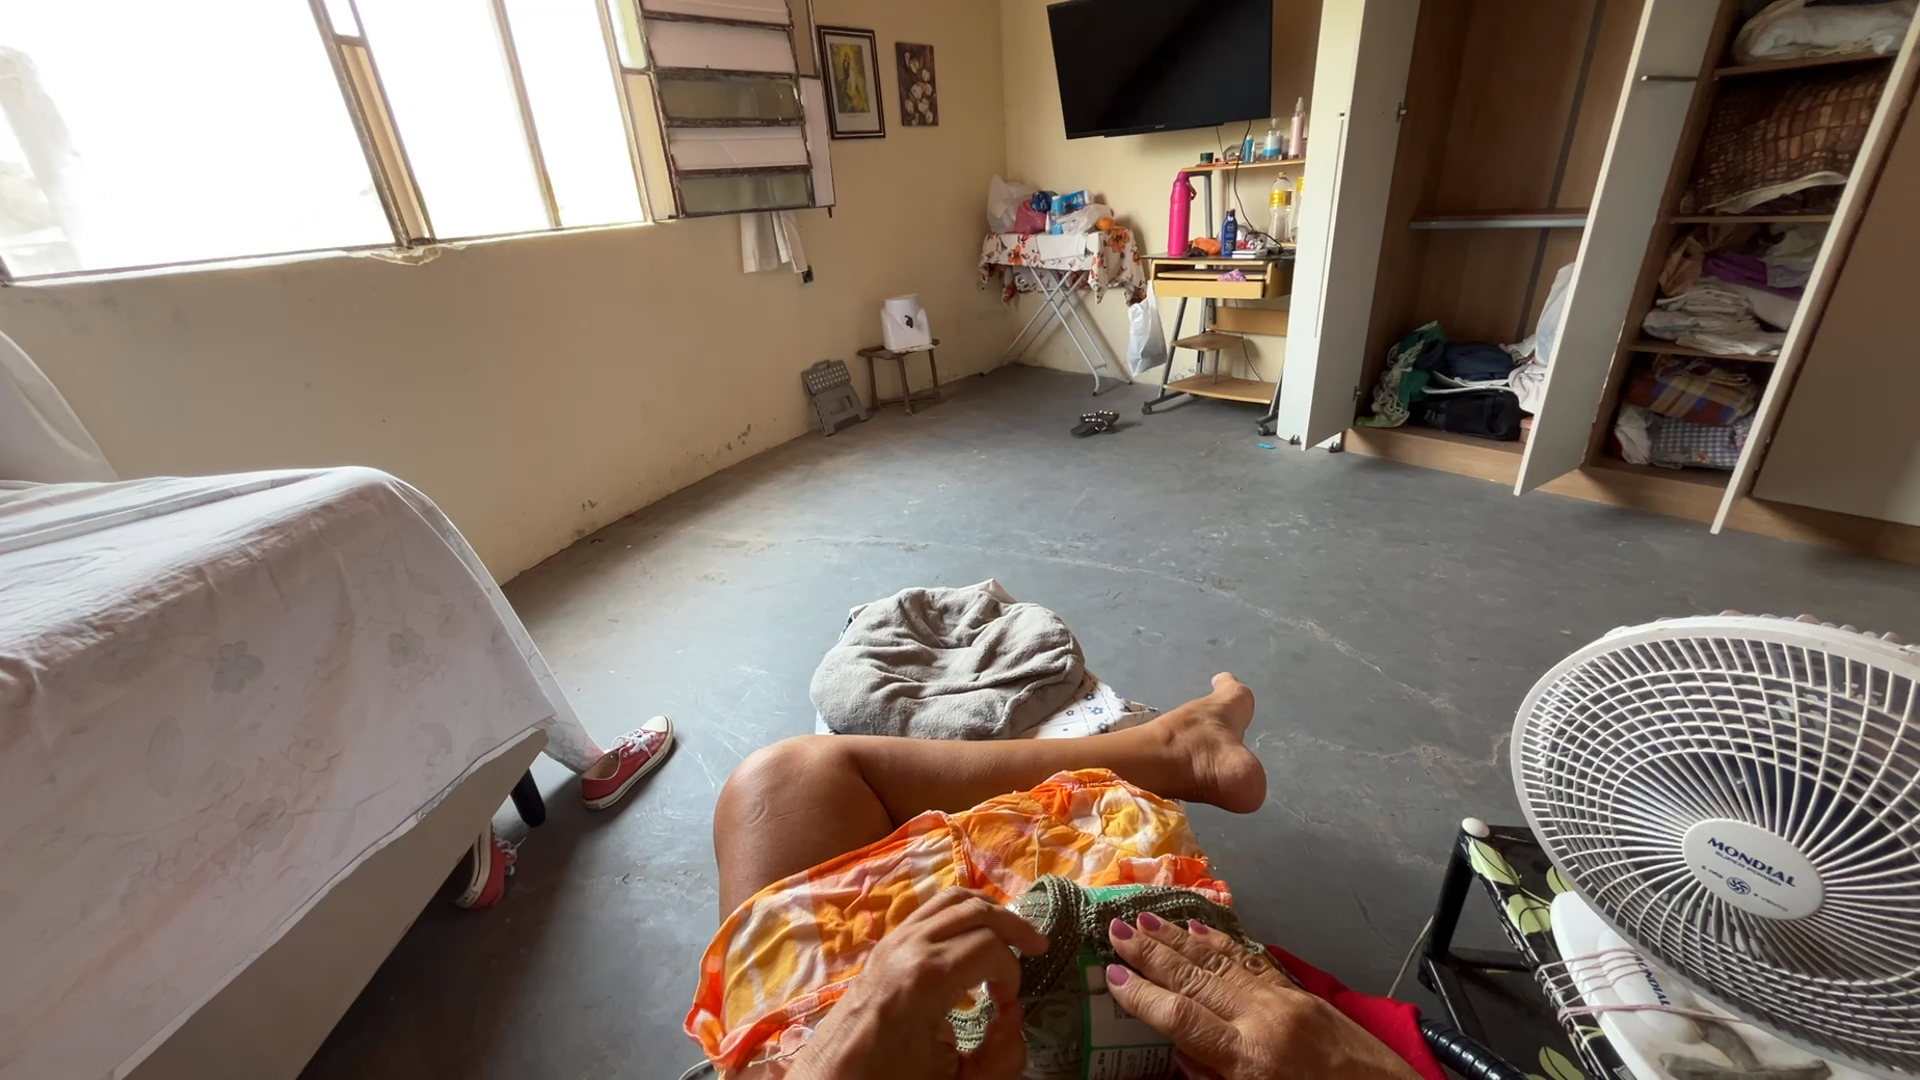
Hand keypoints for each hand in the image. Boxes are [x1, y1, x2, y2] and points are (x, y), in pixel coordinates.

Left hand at [789, 888, 1048, 1079]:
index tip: (1008, 1008)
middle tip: (1038, 948)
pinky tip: (974, 933)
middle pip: (976, 910)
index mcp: (925, 978)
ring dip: (989, 911)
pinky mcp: (886, 940)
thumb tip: (1015, 1015)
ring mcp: (894, 937)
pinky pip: (931, 906)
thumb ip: (999, 1058)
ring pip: (954, 898)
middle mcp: (909, 945)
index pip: (989, 947)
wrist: (833, 1079)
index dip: (1012, 974)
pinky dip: (961, 910)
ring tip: (1012, 934)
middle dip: (1013, 927)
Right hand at [1104, 913, 1421, 1079]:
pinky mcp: (1301, 992)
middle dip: (1151, 951)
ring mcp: (1283, 999)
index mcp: (1252, 1060)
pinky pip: (1250, 960)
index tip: (1111, 974)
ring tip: (1144, 917)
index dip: (1142, 995)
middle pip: (1194, 977)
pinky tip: (1198, 928)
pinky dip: (1219, 942)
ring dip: (1177, 937)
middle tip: (1115, 926)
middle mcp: (1263, 1019)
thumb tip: (1179, 1052)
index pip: (1182, 1018)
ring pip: (1218, 960)